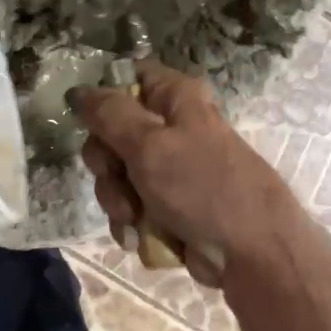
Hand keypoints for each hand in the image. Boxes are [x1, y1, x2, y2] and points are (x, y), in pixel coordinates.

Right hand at [69, 58, 286, 283]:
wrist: (252, 254)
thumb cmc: (203, 187)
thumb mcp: (149, 144)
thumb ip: (108, 114)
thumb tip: (78, 91)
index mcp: (176, 97)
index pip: (126, 76)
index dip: (102, 96)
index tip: (88, 122)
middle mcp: (172, 125)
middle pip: (112, 130)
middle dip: (106, 163)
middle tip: (115, 178)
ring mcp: (170, 166)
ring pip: (117, 172)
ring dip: (116, 198)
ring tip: (132, 219)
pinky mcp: (169, 203)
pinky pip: (131, 202)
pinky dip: (129, 220)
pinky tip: (136, 235)